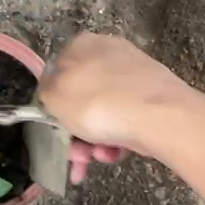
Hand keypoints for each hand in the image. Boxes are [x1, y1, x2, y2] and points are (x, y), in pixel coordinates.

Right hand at [39, 33, 195, 160]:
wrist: (159, 116)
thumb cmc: (99, 103)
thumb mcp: (55, 97)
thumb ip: (45, 93)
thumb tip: (50, 92)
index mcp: (82, 45)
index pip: (57, 74)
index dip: (53, 106)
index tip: (54, 130)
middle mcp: (109, 54)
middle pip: (81, 100)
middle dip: (75, 134)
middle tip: (76, 157)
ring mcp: (134, 75)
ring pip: (103, 115)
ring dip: (94, 142)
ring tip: (98, 158)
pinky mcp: (152, 97)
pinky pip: (125, 120)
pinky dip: (118, 140)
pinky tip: (117, 153)